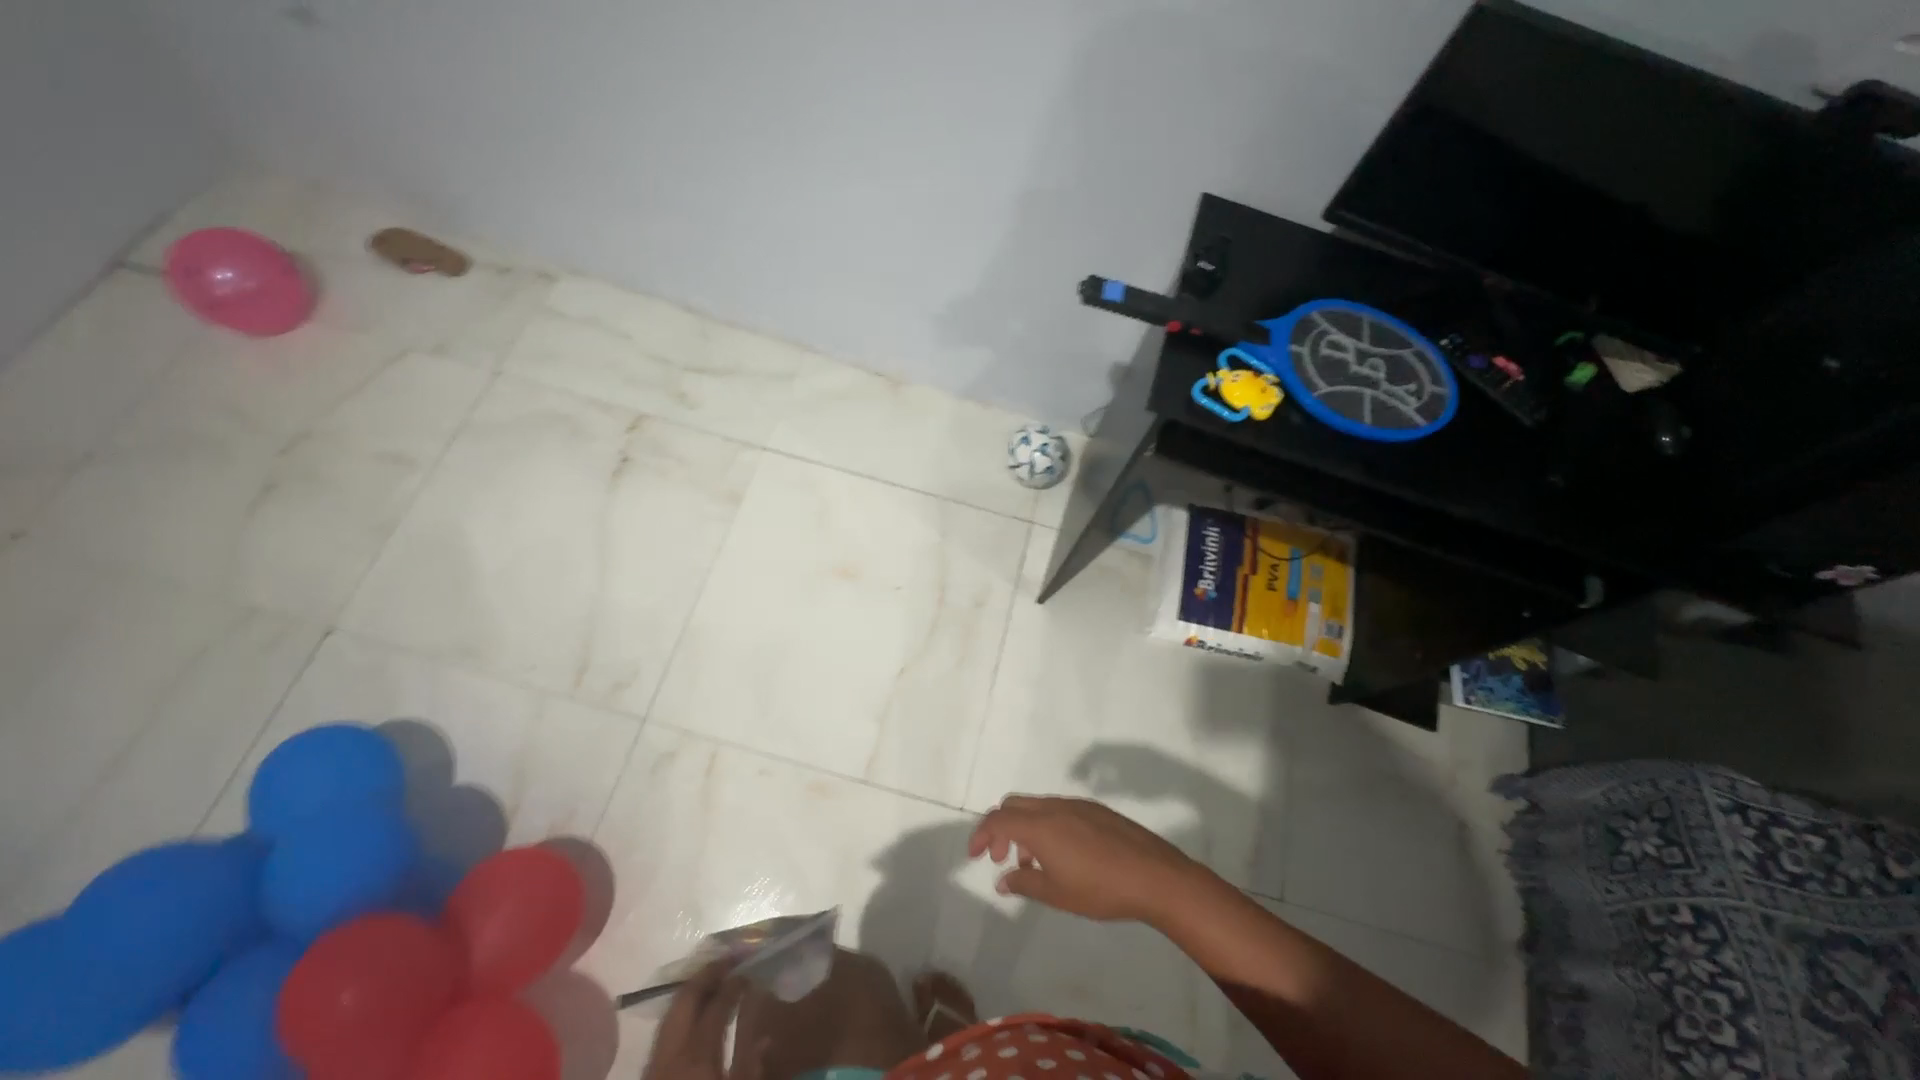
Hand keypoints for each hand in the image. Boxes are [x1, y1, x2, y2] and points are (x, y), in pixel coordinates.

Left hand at [643, 960, 760, 1079]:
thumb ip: (749, 1064)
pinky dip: (682, 1006)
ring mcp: (655, 1055)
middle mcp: (672, 1048)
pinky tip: (695, 1008)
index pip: (716, 1006)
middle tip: (730, 959)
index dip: (734, 983)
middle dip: (707, 973)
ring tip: (715, 977)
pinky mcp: (649, 1065)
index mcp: (698, 1053)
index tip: (749, 968)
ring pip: (672, 1007)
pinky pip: (666, 1023)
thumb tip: (764, 1036)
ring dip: (693, 988)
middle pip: (686, 998)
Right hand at [968, 795, 1213, 924]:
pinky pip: (1059, 809)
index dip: (981, 835)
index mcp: (1040, 826)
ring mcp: (1079, 806)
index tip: (975, 856)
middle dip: (1000, 828)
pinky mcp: (1098, 811)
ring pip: (1038, 806)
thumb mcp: (1057, 894)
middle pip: (1014, 804)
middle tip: (1000, 857)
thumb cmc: (1101, 889)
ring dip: (1024, 828)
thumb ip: (1024, 883)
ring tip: (1032, 863)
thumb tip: (1003, 878)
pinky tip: (1062, 855)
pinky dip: (1046, 825)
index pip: (998, 819)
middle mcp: (1056, 807)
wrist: (1156, 876)